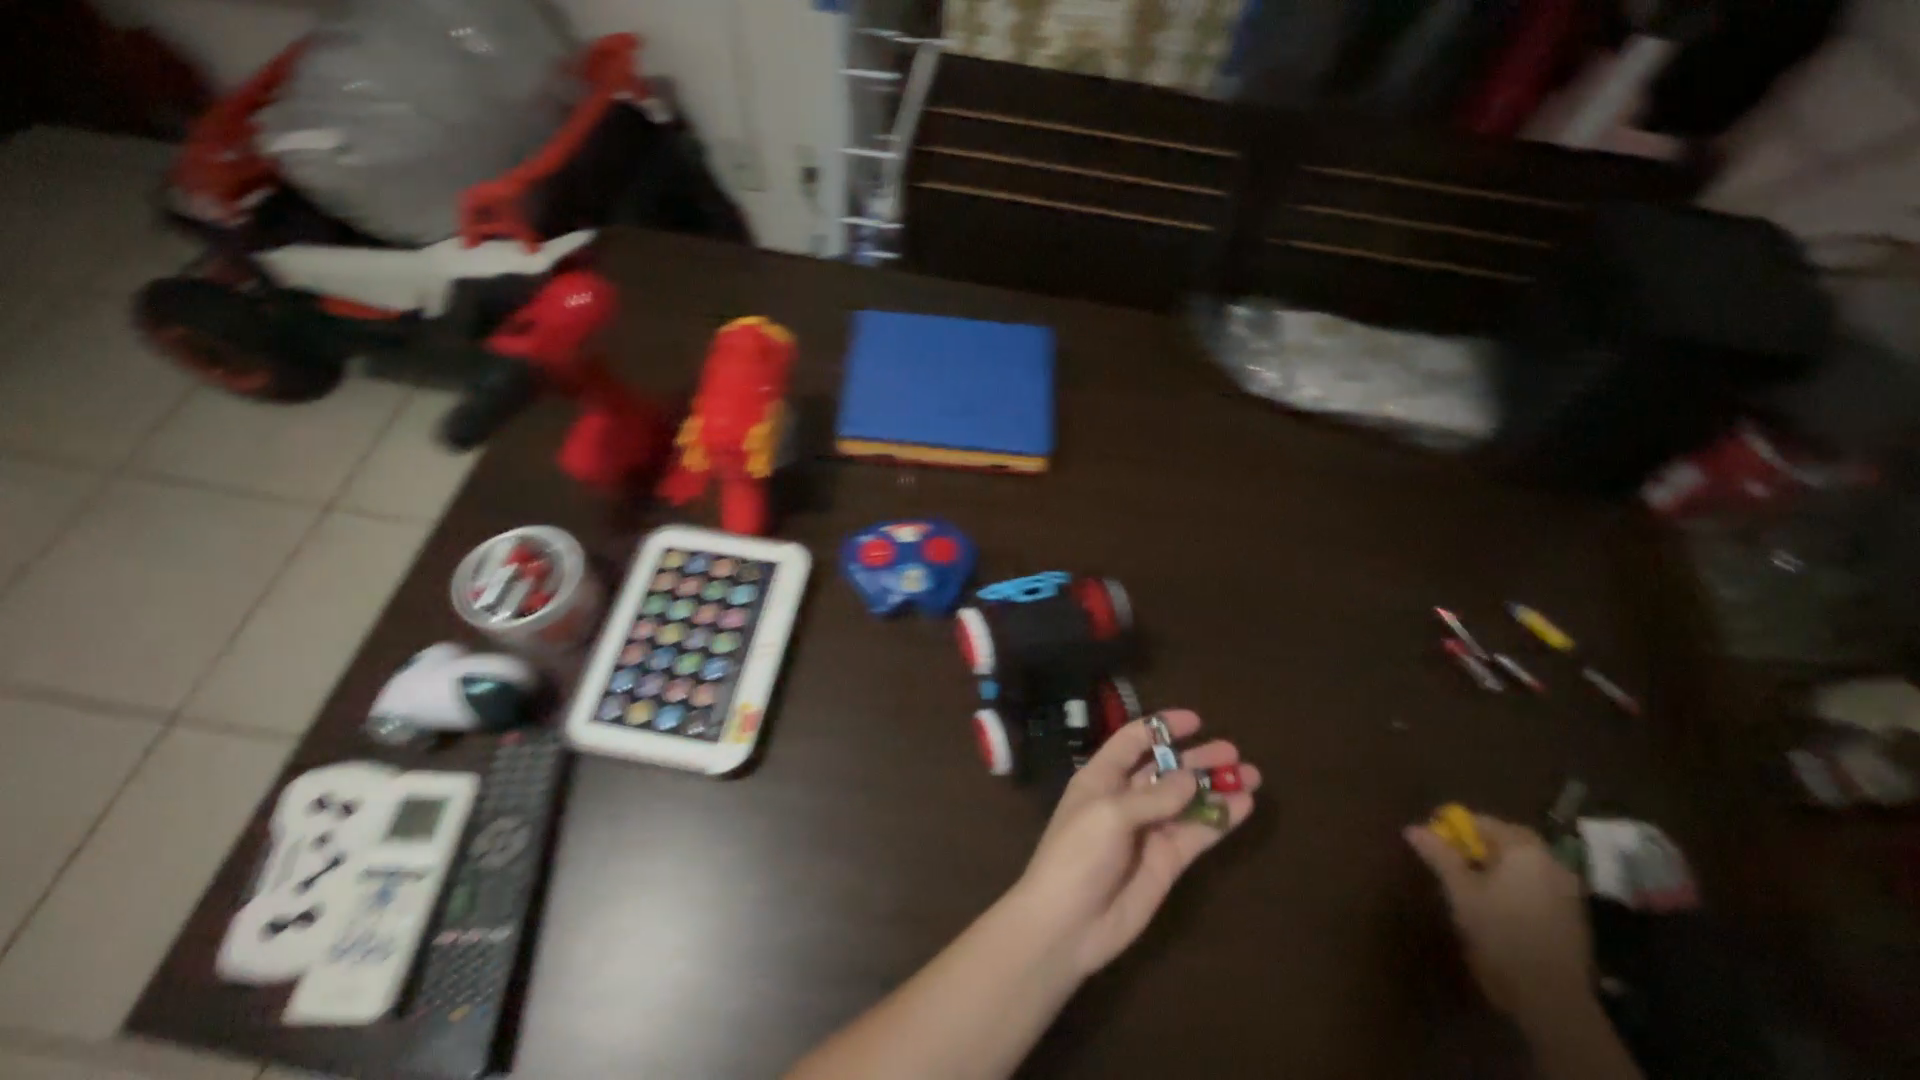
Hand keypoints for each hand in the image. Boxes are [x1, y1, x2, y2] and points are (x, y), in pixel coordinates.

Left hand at [1011, 710, 1259, 976]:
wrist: (1068, 924)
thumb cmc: (1077, 856)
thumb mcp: (1110, 815)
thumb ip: (1154, 796)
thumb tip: (1191, 778)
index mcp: (1101, 779)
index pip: (1133, 742)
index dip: (1161, 728)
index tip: (1196, 720)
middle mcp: (1126, 800)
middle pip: (1166, 770)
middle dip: (1198, 759)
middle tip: (1233, 752)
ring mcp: (1149, 832)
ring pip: (1188, 801)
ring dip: (1216, 787)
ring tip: (1253, 775)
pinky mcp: (1168, 862)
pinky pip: (1198, 833)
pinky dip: (1221, 819)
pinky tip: (1245, 804)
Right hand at [1405, 814, 1592, 1023]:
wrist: (1550, 995)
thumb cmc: (1499, 934)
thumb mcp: (1460, 892)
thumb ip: (1439, 855)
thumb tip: (1412, 827)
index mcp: (1524, 849)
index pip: (1484, 822)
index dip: (1455, 826)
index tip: (1434, 837)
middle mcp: (1552, 861)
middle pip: (1509, 840)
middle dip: (1479, 845)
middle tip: (1452, 860)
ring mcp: (1567, 888)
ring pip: (1525, 863)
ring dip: (1498, 865)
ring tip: (1471, 883)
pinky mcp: (1573, 914)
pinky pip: (1538, 884)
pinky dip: (1517, 884)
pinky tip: (1500, 905)